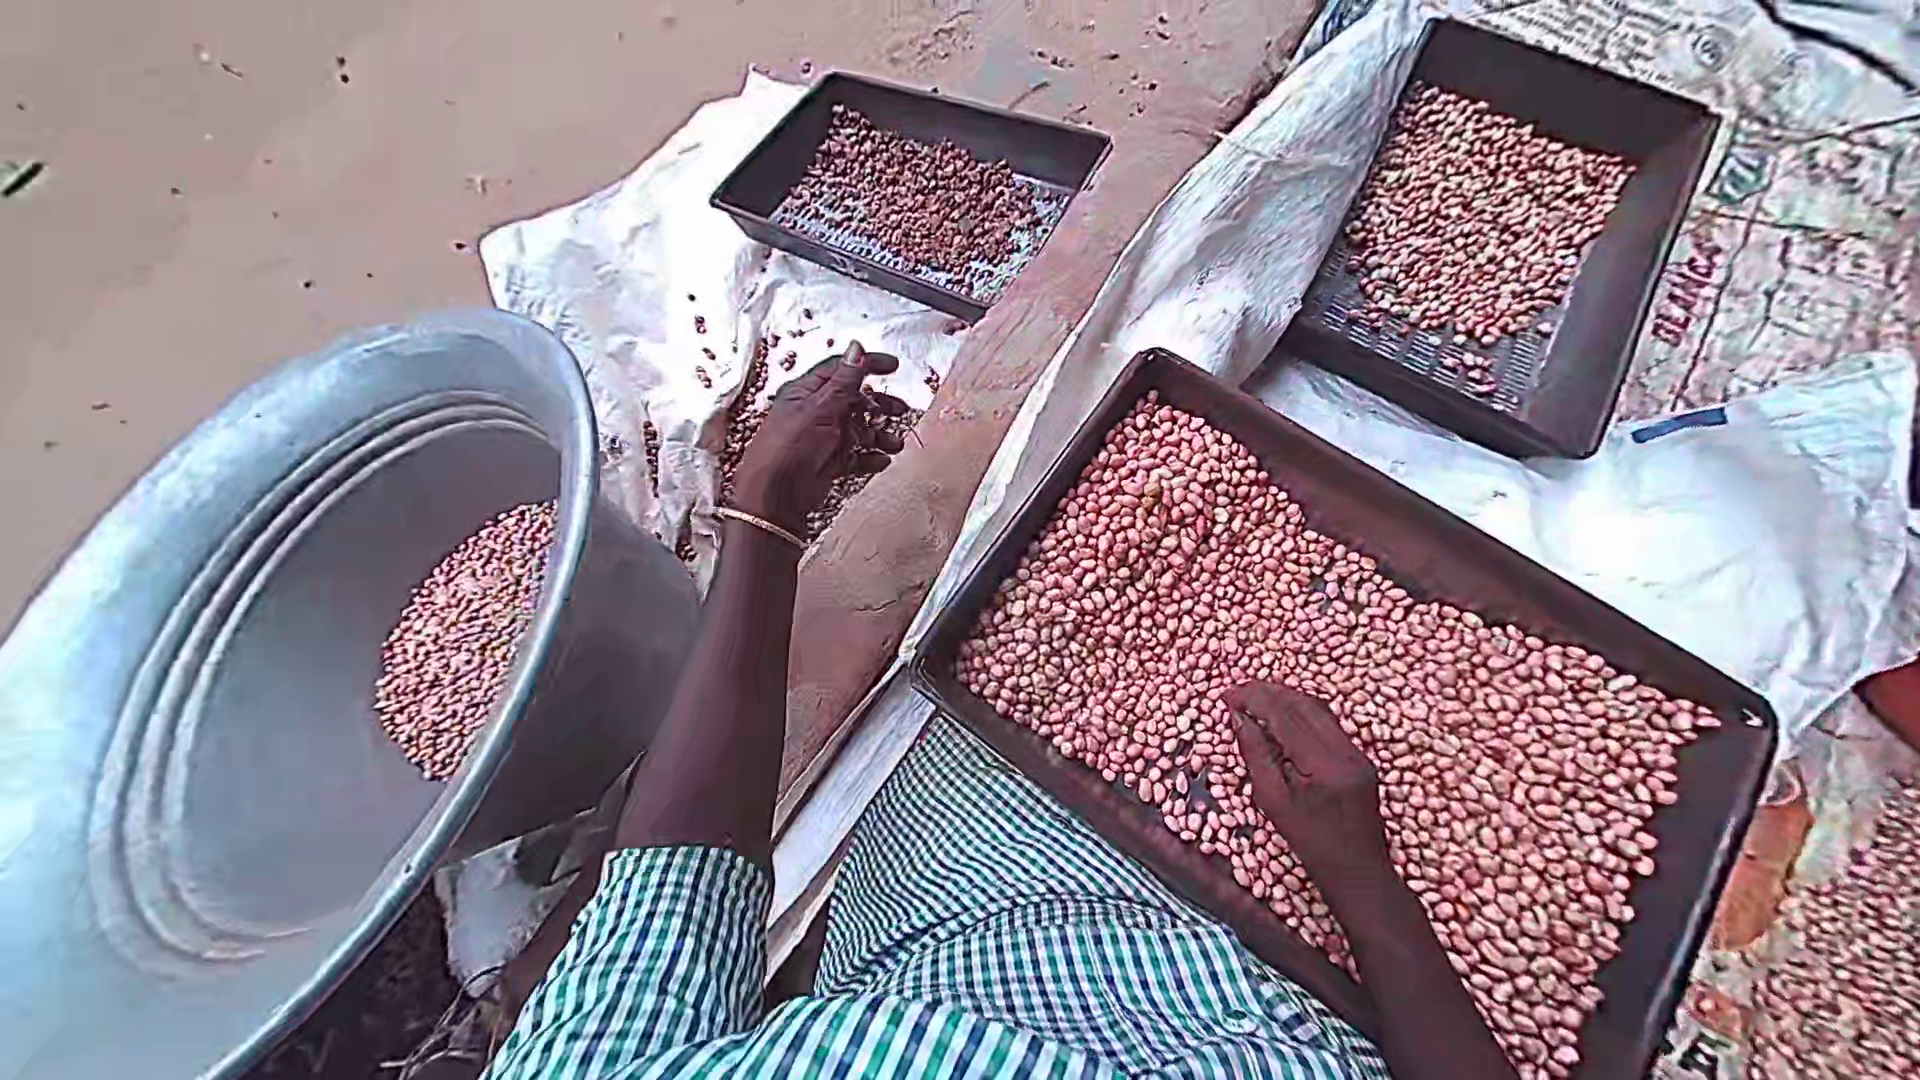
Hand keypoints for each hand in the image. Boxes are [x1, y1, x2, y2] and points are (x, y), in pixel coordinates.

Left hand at [732, 341, 908, 532]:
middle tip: (900, 409)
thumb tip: (856, 349)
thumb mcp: (820, 408)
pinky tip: (881, 460)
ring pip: (860, 430)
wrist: (776, 495)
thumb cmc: (788, 448)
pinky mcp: (830, 462)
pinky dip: (871, 457)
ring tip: (895, 443)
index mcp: (808, 392)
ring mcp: (824, 439)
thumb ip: (843, 381)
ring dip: (880, 435)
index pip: (842, 370)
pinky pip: (857, 456)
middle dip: (881, 405)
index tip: (893, 366)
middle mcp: (817, 413)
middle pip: (856, 401)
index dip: (868, 365)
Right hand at [1229, 682, 1392, 897]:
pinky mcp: (1359, 757)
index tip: (1227, 696)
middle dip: (1267, 692)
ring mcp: (1358, 753)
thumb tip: (1239, 718)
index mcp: (1325, 764)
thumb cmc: (1311, 842)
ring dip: (1283, 697)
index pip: (1285, 714)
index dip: (1253, 699)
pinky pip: (1326, 721)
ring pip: (1317, 708)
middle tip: (1236, 691)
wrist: (1359, 872)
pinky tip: (1278, 715)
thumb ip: (1256, 753)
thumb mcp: (1272, 800)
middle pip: (1303, 703)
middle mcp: (1347, 752)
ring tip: (1253, 697)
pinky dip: (1299, 711)